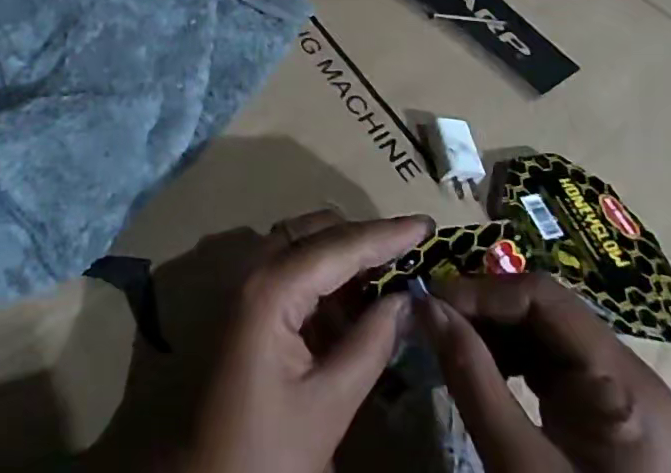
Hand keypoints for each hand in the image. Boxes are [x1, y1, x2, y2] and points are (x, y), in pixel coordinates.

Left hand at [176, 211, 433, 472]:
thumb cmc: (265, 447)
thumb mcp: (330, 401)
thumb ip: (372, 342)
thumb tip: (406, 299)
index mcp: (271, 289)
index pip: (340, 246)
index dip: (386, 234)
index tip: (427, 224)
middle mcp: (253, 270)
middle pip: (317, 232)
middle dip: (364, 241)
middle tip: (409, 257)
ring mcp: (244, 285)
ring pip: (302, 247)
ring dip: (344, 260)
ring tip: (387, 287)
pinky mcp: (244, 304)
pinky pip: (289, 272)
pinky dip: (323, 281)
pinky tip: (350, 311)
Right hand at [416, 273, 670, 472]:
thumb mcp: (518, 465)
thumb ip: (472, 378)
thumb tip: (426, 308)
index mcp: (625, 382)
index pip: (546, 298)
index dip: (483, 292)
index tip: (430, 301)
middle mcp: (632, 374)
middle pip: (550, 311)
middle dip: (486, 309)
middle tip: (431, 317)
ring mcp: (624, 394)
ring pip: (550, 334)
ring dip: (495, 330)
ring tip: (447, 337)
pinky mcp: (609, 413)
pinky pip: (556, 365)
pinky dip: (513, 359)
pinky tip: (479, 365)